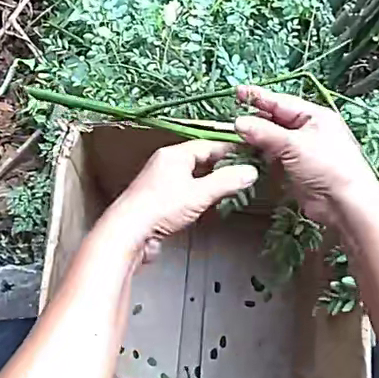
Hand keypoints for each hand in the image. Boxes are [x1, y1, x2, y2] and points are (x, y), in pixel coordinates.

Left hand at [98, 139, 258, 254]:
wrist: (128, 232)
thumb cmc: (159, 208)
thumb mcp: (199, 193)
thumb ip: (226, 181)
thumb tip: (250, 171)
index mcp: (175, 154)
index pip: (209, 144)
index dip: (230, 149)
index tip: (250, 154)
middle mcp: (166, 163)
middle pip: (200, 159)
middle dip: (222, 165)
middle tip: (244, 171)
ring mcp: (160, 181)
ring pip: (192, 175)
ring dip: (211, 180)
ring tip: (231, 186)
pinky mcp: (158, 199)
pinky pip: (184, 189)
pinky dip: (199, 193)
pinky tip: (208, 202)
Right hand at [233, 87, 378, 228]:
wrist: (345, 204)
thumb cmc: (327, 166)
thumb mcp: (294, 145)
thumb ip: (264, 133)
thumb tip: (239, 123)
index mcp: (315, 116)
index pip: (281, 103)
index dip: (259, 97)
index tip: (238, 92)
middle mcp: (309, 130)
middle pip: (275, 121)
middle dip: (255, 121)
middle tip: (231, 122)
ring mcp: (303, 150)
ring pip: (273, 140)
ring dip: (256, 140)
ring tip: (234, 139)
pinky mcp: (297, 169)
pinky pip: (274, 158)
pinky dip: (262, 156)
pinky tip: (247, 156)